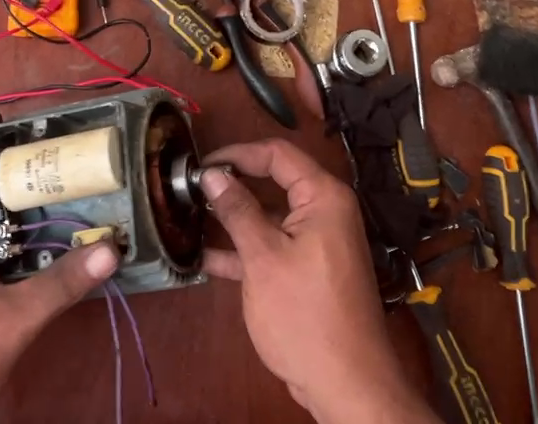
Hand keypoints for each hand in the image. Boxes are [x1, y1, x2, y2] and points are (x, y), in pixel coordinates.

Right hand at [201, 139, 438, 423]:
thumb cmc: (305, 314)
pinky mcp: (309, 269)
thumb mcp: (263, 258)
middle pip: (274, 182)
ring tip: (190, 218)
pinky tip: (206, 258)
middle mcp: (325, 211)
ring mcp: (317, 241)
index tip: (201, 164)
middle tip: (192, 188)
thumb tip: (211, 173)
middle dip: (233, 184)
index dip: (237, 153)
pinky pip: (274, 245)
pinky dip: (245, 249)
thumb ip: (237, 211)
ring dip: (234, 219)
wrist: (347, 384)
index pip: (277, 154)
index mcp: (323, 196)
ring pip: (270, 216)